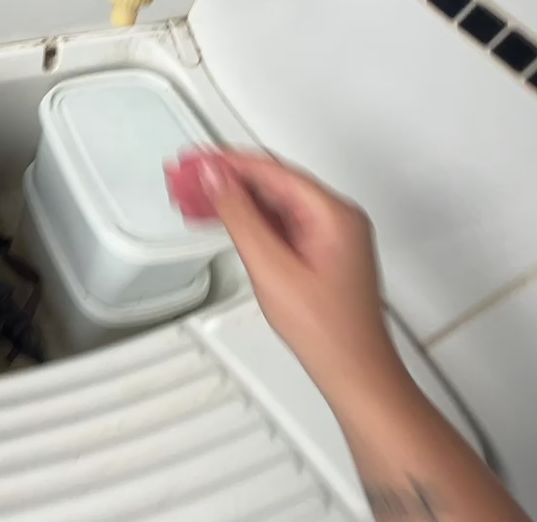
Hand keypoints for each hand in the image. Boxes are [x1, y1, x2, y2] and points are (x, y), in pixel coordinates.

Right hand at [167, 149, 405, 402]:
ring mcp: (326, 232)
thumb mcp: (270, 265)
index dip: (223, 162)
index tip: (190, 160)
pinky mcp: (315, 247)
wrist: (354, 374)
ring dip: (226, 197)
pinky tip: (214, 217)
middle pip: (266, 181)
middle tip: (182, 177)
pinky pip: (272, 218)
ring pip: (266, 199)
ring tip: (189, 195)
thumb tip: (214, 174)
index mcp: (332, 213)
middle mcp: (333, 216)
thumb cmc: (327, 330)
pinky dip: (241, 216)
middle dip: (220, 178)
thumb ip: (238, 214)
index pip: (268, 170)